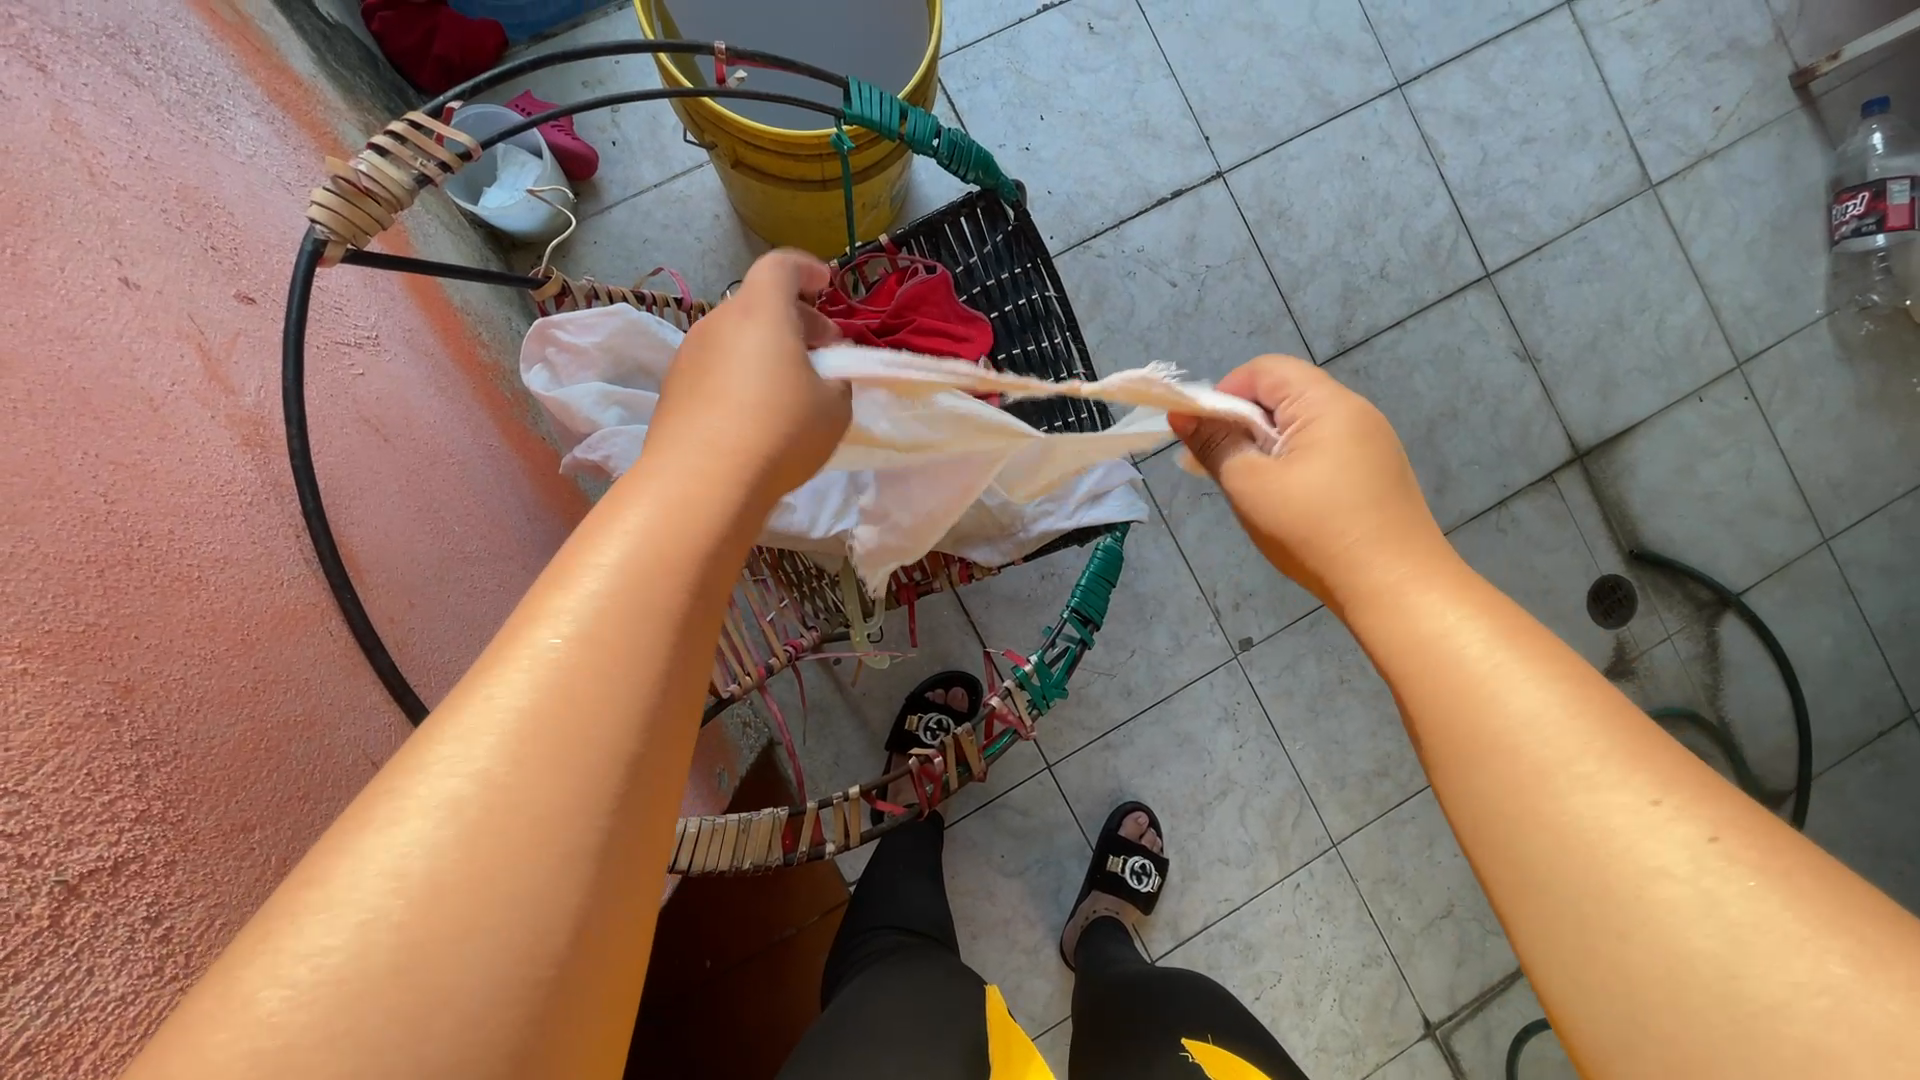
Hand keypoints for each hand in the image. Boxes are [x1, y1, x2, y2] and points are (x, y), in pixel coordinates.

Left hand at [645, 250, 851, 510]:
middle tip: (824, 351)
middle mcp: (719, 322)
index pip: (781, 266)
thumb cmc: (780, 433)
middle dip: (796, 319)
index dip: (807, 269)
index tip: (827, 284)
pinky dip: (742, 374)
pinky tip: (757, 414)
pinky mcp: (675, 388)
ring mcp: (690, 354)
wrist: (702, 483)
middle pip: (759, 304)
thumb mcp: (835, 408)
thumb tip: (825, 377)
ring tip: (792, 388)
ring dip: (767, 350)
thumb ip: (838, 381)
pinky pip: (718, 366)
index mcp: (761, 312)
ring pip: (737, 337)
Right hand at [1170, 354, 1449, 606]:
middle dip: (1242, 421)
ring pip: (1302, 424)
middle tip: (1220, 466)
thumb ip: (1215, 444)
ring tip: (1251, 488)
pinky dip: (1293, 462)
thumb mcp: (1250, 486)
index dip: (1224, 393)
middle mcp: (1354, 410)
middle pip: (1284, 393)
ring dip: (1266, 445)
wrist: (1396, 586)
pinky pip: (1323, 448)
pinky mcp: (1376, 471)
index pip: (1264, 369)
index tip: (1203, 436)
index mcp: (1326, 403)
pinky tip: (1287, 502)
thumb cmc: (1314, 530)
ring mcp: (1371, 441)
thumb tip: (1182, 414)